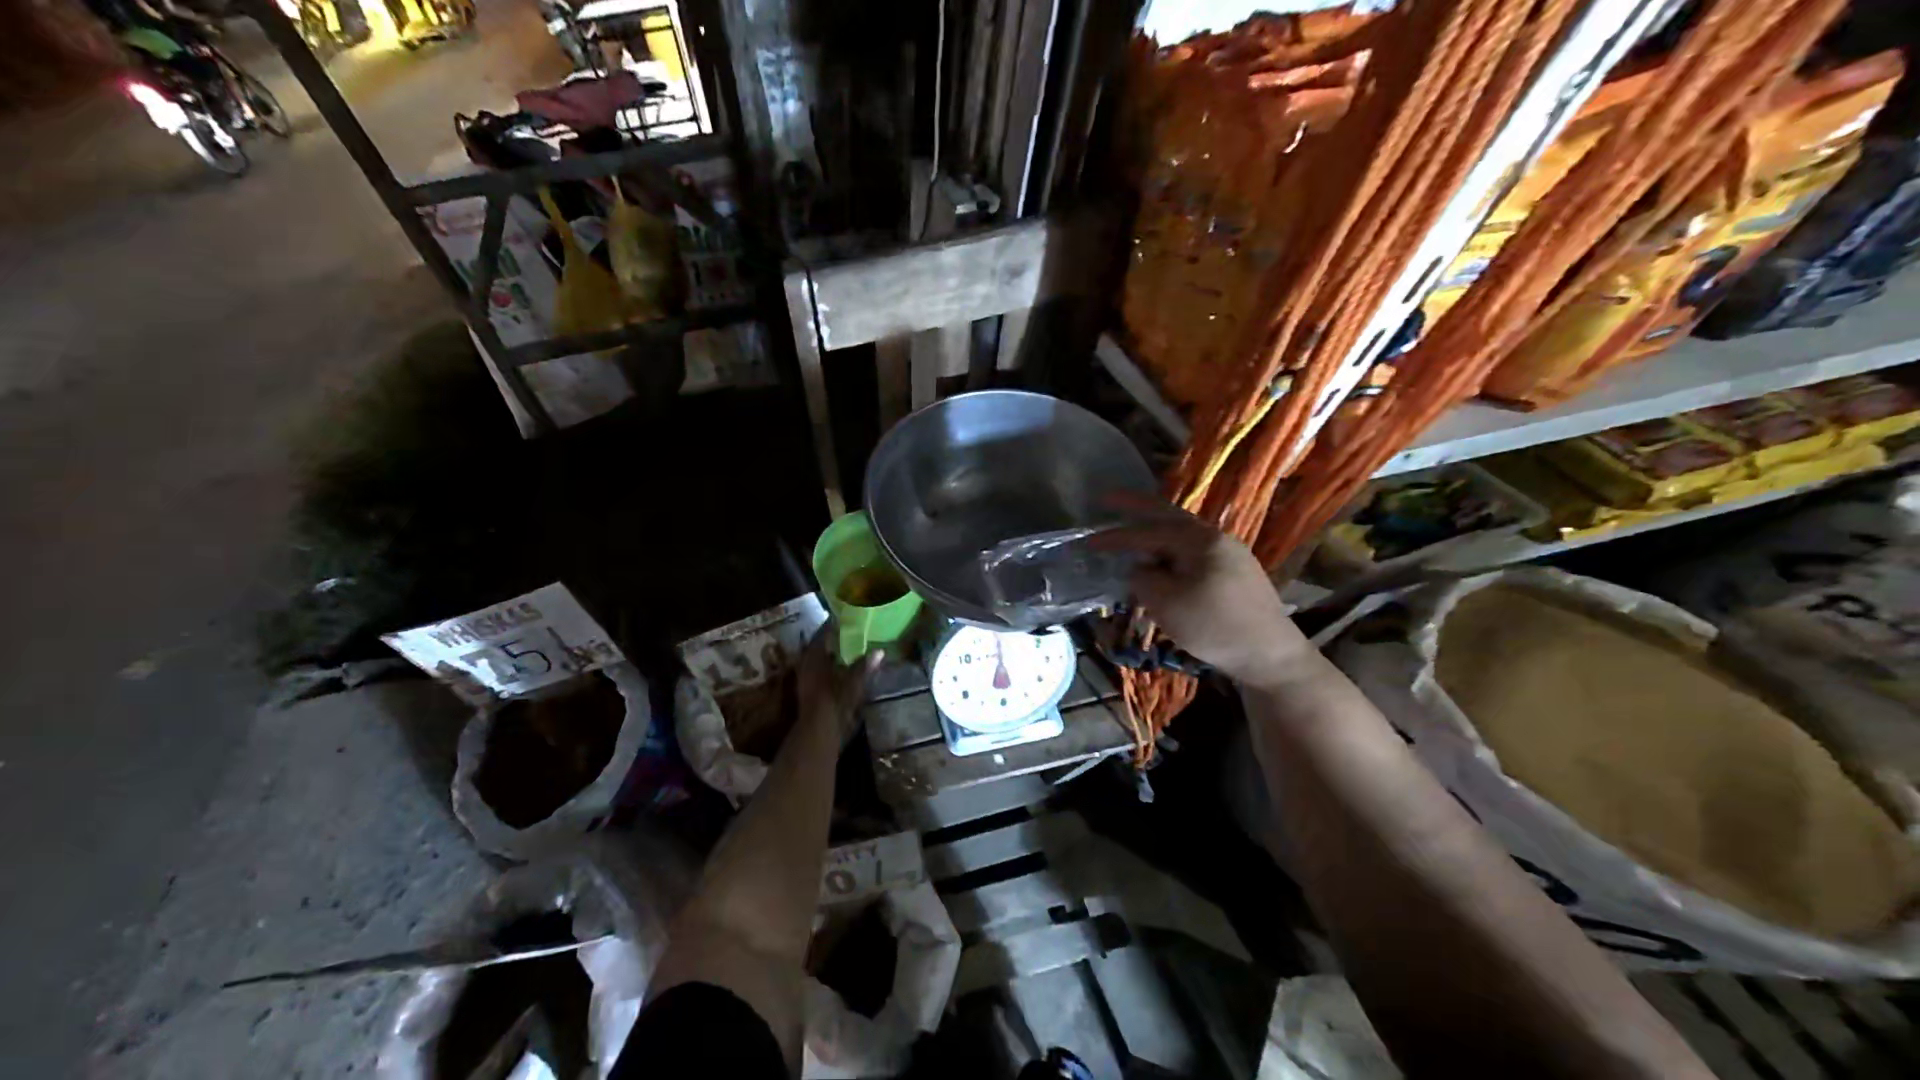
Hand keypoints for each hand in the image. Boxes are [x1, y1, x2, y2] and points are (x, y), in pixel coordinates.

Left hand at [794, 627, 879, 743]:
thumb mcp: (852, 684)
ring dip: (830, 653)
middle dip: (832, 639)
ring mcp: (804, 679)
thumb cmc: (834, 704)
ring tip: (848, 647)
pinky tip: (841, 669)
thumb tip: (880, 651)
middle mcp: (806, 665)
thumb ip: (864, 667)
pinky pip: (818, 671)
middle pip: (818, 646)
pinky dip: (829, 666)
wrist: (817, 734)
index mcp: (814, 658)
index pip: (822, 634)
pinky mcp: (808, 692)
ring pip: (817, 659)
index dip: (832, 625)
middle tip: (849, 630)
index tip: (845, 617)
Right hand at [1096, 498, 1312, 685]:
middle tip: (1109, 500)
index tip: (1089, 541)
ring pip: (1182, 537)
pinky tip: (1161, 565)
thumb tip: (1139, 569)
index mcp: (1200, 539)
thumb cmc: (1214, 626)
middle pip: (1169, 518)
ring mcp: (1230, 554)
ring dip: (1154, 535)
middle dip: (1137, 509)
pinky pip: (1192, 554)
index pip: (1149, 531)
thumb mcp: (1166, 603)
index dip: (1116, 536)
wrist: (1269, 654)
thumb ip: (1143, 579)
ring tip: (1130, 539)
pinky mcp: (1235, 573)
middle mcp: (1216, 538)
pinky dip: (1170, 554)